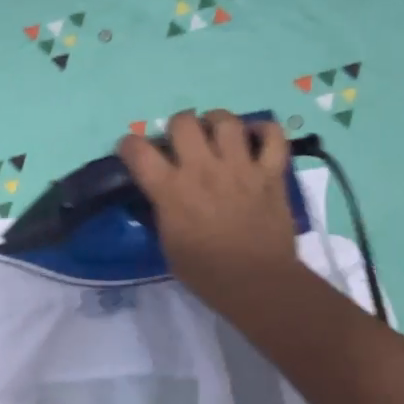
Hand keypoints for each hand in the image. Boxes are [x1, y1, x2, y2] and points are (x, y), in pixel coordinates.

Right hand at [117, 110, 299, 312]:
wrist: (256, 283)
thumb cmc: (206, 272)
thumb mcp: (168, 244)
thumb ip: (162, 211)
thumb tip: (158, 196)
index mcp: (171, 190)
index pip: (138, 150)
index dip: (129, 145)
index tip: (132, 151)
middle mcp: (203, 169)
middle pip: (183, 122)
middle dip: (177, 127)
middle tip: (182, 142)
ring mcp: (240, 167)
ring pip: (226, 121)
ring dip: (216, 122)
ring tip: (216, 134)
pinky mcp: (270, 173)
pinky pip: (273, 135)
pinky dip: (264, 131)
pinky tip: (255, 138)